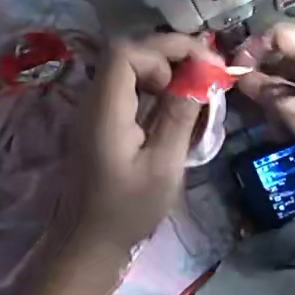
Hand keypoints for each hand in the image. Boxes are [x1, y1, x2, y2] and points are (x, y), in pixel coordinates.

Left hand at [68, 33, 219, 265]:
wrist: (87, 244)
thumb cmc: (127, 211)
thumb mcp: (164, 166)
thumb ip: (180, 116)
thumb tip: (200, 75)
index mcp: (106, 110)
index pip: (126, 52)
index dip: (164, 50)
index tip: (198, 69)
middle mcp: (95, 101)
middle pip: (129, 53)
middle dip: (171, 54)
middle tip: (207, 72)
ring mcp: (96, 110)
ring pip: (130, 67)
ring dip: (167, 68)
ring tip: (199, 85)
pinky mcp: (102, 120)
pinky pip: (130, 86)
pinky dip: (157, 85)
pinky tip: (179, 102)